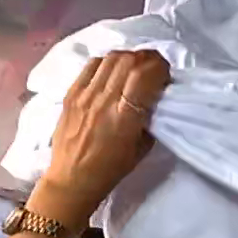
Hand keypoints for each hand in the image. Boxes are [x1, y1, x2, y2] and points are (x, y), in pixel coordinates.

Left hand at [32, 50, 170, 227]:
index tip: (165, 74)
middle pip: (130, 60)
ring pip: (111, 58)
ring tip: (134, 67)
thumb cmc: (110, 169)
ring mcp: (85, 94)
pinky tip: (112, 71)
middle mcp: (104, 100)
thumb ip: (149, 118)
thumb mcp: (141, 147)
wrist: (71, 179)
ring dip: (128, 57)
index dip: (160, 67)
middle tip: (154, 68)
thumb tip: (154, 95)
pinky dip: (107, 62)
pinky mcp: (71, 93)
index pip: (145, 74)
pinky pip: (92, 64)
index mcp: (124, 117)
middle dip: (148, 59)